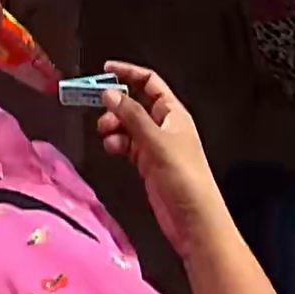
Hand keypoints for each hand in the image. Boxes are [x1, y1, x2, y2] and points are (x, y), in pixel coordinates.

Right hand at [97, 61, 231, 257]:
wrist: (196, 223)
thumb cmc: (182, 175)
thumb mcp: (156, 141)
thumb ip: (131, 115)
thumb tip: (108, 92)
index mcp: (172, 112)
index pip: (149, 82)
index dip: (128, 72)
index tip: (105, 70)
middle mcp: (163, 124)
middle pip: (135, 102)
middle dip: (116, 102)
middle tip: (99, 107)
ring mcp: (155, 144)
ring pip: (128, 123)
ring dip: (114, 123)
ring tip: (104, 131)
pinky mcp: (147, 163)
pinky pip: (127, 143)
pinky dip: (116, 142)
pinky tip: (110, 147)